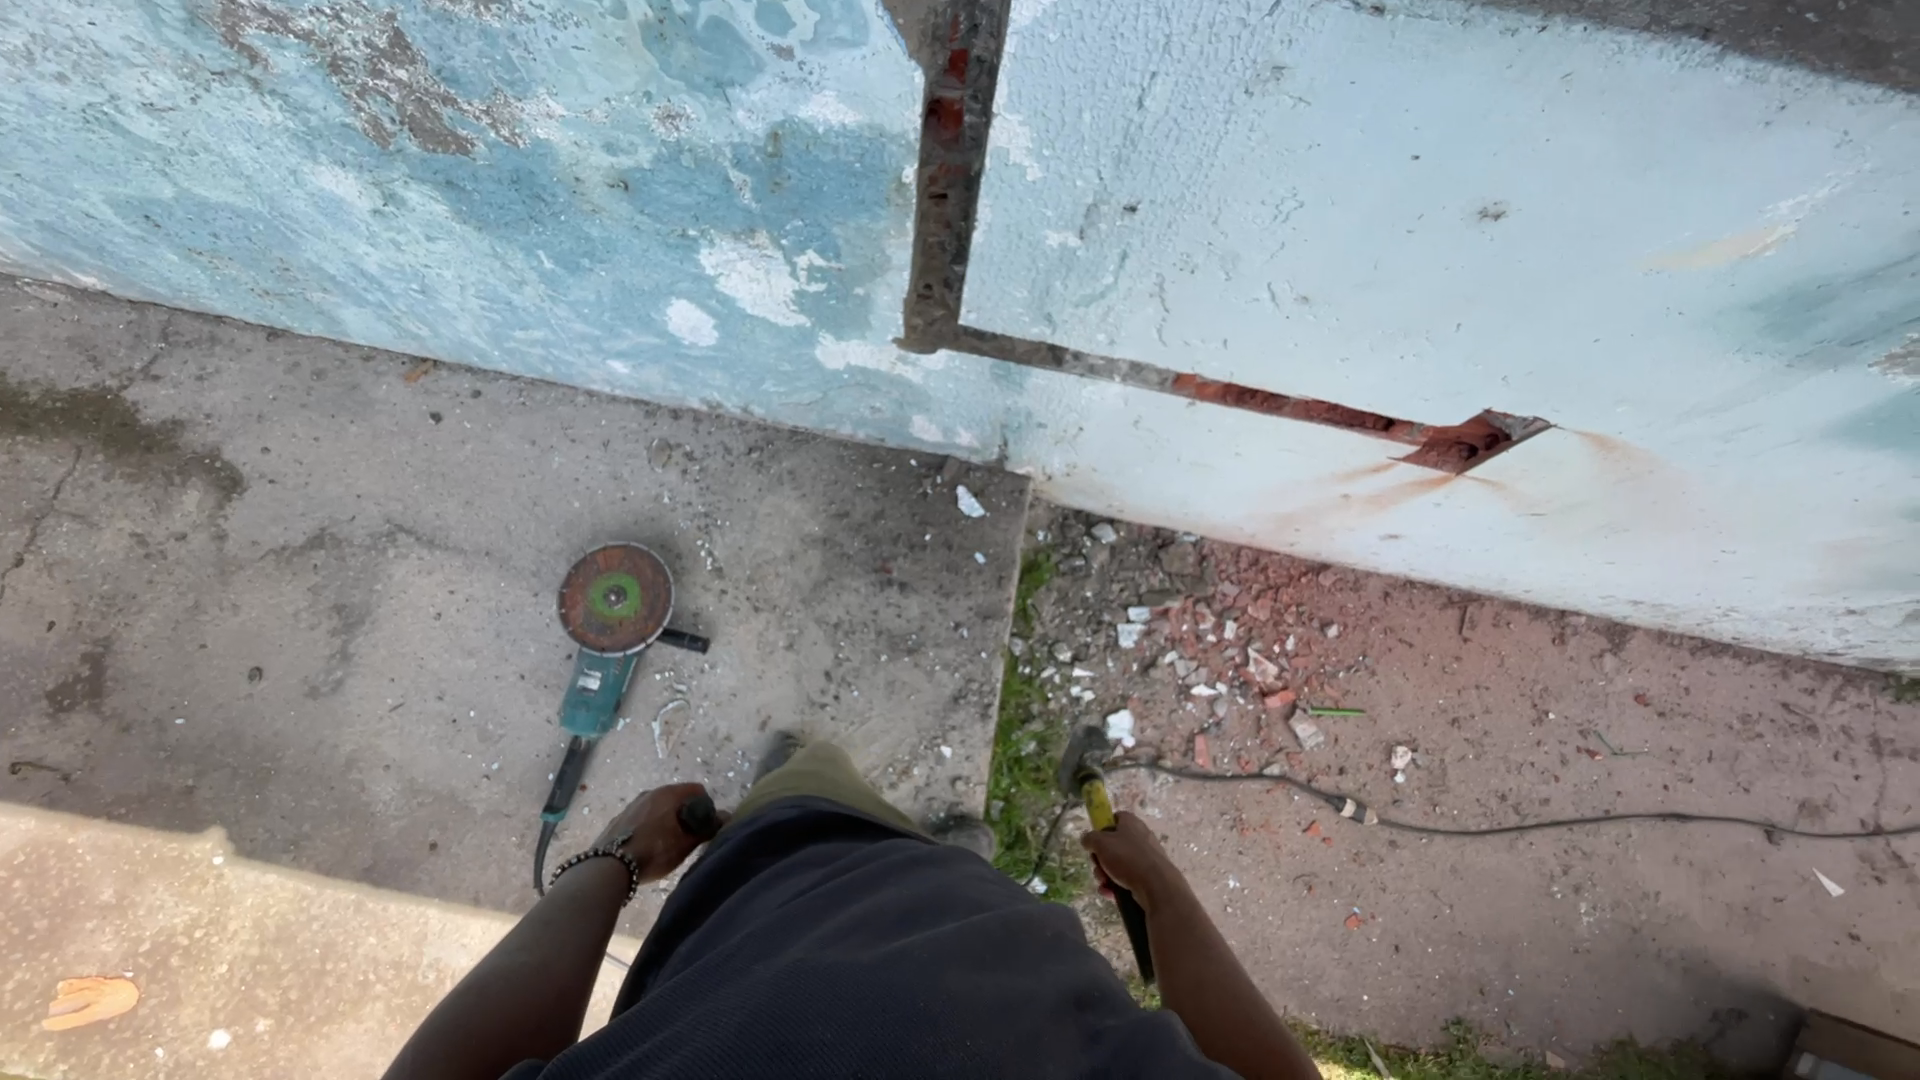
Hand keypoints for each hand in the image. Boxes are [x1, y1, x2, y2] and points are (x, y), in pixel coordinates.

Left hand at [591, 783, 728, 883]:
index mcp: (669, 794)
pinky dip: (648, 826)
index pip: (696, 790)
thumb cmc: (653, 852)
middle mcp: (650, 793)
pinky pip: (641, 817)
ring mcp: (632, 805)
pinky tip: (646, 846)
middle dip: (685, 813)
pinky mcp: (618, 819)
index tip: (704, 825)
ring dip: (666, 820)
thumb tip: (726, 816)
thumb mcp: (685, 844)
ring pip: (657, 807)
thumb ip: (707, 829)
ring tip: (666, 843)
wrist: (607, 868)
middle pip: (676, 798)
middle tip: (687, 836)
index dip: (705, 806)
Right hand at [1080, 811, 1185, 911]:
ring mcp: (1146, 858)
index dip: (1103, 827)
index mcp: (1131, 823)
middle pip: (1114, 844)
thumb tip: (1087, 839)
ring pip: (1119, 863)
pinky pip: (1128, 878)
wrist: (1157, 886)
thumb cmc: (1127, 858)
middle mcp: (1141, 837)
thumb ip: (1090, 838)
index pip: (1115, 817)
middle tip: (1097, 866)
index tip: (1095, 840)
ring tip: (1103, 883)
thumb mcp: (1101, 843)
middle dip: (1101, 858)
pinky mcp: (1150, 876)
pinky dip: (1117, 885)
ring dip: (1106, 874)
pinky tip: (1110, 893)